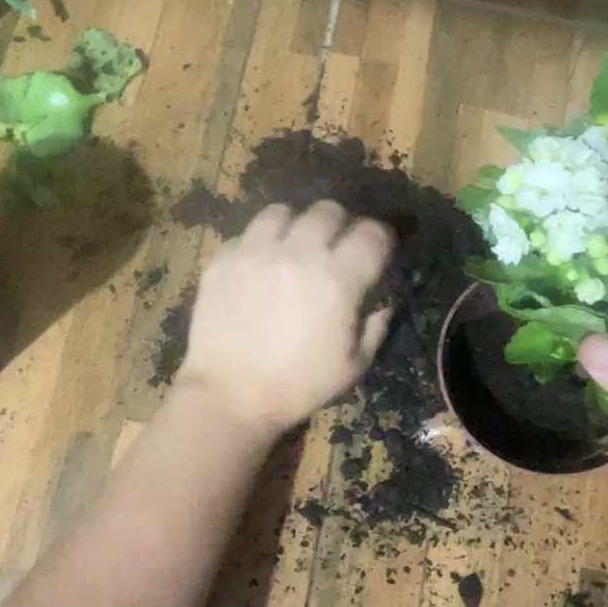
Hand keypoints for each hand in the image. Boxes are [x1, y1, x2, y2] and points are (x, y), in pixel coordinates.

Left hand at [177, 201, 394, 435]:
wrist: (229, 395)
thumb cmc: (297, 386)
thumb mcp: (352, 366)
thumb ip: (375, 327)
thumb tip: (383, 302)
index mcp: (337, 280)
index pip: (372, 233)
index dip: (382, 239)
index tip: (378, 251)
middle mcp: (298, 255)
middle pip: (328, 211)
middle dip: (341, 224)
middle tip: (337, 246)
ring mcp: (256, 252)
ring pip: (284, 211)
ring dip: (297, 224)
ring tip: (295, 245)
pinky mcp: (224, 258)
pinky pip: (249, 232)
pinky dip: (262, 241)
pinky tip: (263, 263)